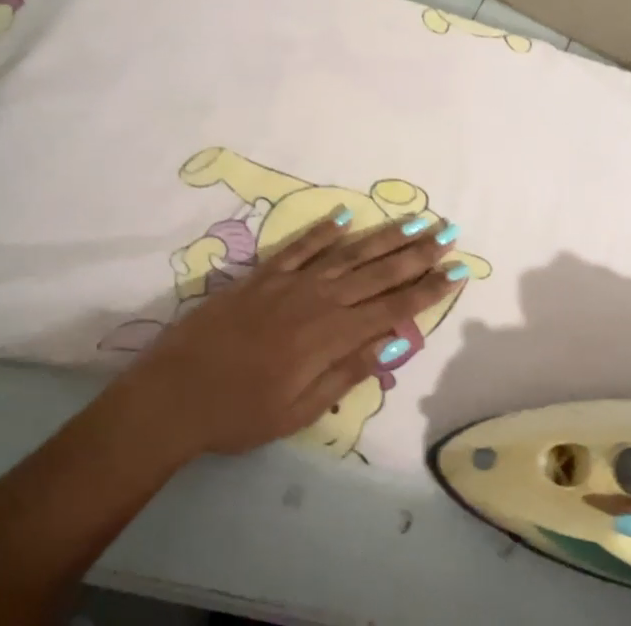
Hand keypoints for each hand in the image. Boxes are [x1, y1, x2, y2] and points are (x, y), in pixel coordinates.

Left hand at [114, 211, 460, 459]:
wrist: (171, 396)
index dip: (430, 289)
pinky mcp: (261, 277)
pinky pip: (300, 247)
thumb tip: (396, 341)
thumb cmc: (239, 414)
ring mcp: (289, 284)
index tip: (459, 271)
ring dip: (385, 236)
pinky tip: (346, 216)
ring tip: (416, 220)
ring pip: (348, 254)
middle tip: (450, 232)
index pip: (394, 307)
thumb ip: (348, 372)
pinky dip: (324, 230)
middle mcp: (318, 301)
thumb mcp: (300, 410)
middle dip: (419, 253)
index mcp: (332, 336)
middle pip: (379, 272)